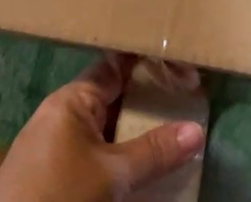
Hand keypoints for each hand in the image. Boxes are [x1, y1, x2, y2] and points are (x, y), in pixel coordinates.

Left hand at [0, 54, 202, 201]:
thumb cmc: (56, 198)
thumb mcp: (111, 177)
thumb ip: (153, 153)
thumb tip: (196, 130)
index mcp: (72, 100)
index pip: (117, 65)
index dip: (151, 62)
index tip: (186, 66)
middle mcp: (63, 114)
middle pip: (115, 96)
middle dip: (151, 100)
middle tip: (191, 100)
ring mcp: (57, 146)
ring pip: (108, 128)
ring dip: (138, 133)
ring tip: (178, 132)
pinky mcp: (54, 175)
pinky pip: (97, 153)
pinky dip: (122, 157)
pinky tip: (146, 169)